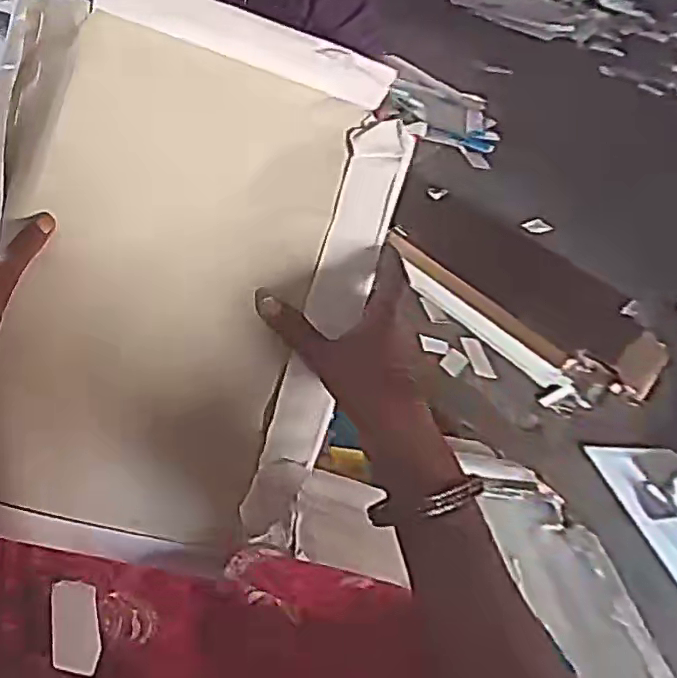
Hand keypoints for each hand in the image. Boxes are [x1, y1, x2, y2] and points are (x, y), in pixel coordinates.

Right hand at [256, 244, 462, 495]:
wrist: (397, 433)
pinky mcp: (401, 372)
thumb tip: (271, 305)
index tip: (379, 244)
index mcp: (389, 315)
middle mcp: (403, 329)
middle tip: (364, 272)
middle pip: (396, 295)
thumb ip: (294, 329)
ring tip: (356, 306)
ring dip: (378, 310)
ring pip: (395, 320)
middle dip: (380, 283)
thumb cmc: (373, 392)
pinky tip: (355, 347)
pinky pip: (388, 343)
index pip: (393, 273)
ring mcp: (405, 351)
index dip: (387, 256)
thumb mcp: (323, 355)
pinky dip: (373, 337)